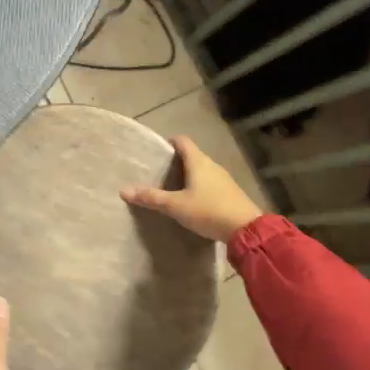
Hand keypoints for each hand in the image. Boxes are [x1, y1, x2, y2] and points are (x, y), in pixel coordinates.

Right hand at [121, 135, 264, 242]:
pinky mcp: (230, 192)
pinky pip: (211, 182)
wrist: (245, 229)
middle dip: (176, 161)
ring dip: (189, 175)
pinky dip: (200, 186)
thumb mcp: (176, 206)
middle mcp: (212, 165)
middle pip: (192, 155)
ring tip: (173, 189)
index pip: (182, 141)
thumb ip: (152, 198)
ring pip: (202, 170)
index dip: (169, 143)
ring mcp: (224, 178)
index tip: (157, 152)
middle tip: (159, 173)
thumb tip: (124, 190)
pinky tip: (193, 202)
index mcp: (198, 161)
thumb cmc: (208, 210)